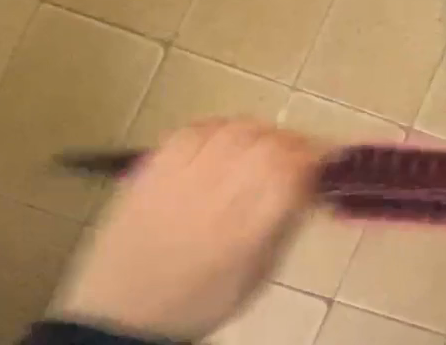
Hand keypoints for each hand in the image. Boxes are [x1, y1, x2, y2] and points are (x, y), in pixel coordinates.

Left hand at [55, 120, 322, 340]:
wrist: (120, 319)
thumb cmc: (202, 298)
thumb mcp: (260, 271)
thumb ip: (288, 221)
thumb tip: (315, 182)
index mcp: (247, 227)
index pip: (295, 169)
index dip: (317, 157)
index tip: (325, 161)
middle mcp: (215, 196)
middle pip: (270, 144)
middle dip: (292, 144)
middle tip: (296, 156)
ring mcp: (181, 179)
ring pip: (237, 130)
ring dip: (260, 133)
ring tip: (260, 148)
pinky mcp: (151, 170)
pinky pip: (195, 129)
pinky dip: (218, 127)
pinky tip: (224, 141)